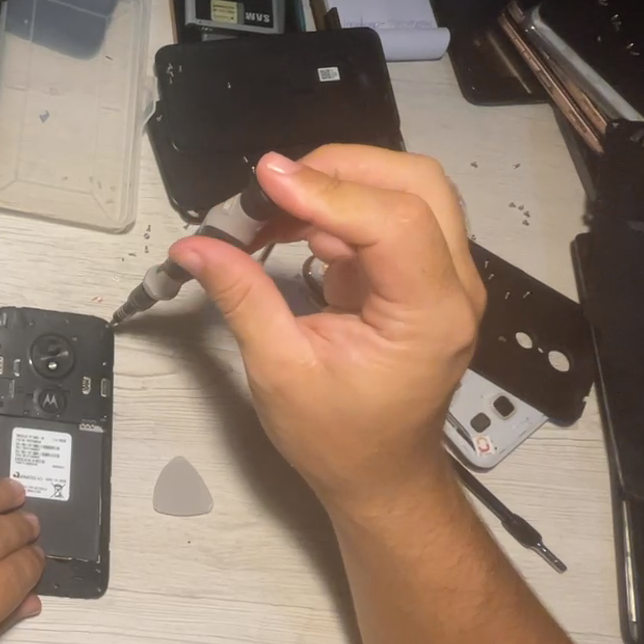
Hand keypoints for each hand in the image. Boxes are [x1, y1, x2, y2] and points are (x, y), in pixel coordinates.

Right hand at [170, 146, 484, 521]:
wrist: (379, 473)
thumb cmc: (335, 436)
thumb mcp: (278, 369)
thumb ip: (242, 298)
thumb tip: (193, 246)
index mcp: (428, 315)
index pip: (395, 223)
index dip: (328, 192)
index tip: (261, 180)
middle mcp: (450, 284)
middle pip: (415, 185)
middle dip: (338, 169)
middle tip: (268, 187)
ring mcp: (438, 277)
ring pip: (404, 191)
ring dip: (333, 185)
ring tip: (266, 210)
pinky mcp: (413, 276)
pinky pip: (381, 217)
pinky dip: (330, 210)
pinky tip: (286, 228)